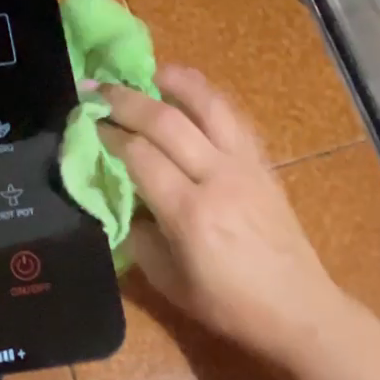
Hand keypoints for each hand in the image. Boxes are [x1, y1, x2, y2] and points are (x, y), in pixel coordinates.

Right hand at [95, 65, 356, 364]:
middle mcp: (218, 178)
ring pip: (208, 106)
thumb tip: (117, 197)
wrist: (296, 308)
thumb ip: (137, 234)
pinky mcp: (262, 164)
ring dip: (174, 82)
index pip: (139, 155)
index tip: (83, 123)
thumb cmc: (226, 303)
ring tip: (146, 71)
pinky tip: (188, 92)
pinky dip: (206, 97)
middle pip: (166, 122)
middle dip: (125, 100)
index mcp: (189, 213)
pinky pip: (232, 118)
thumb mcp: (166, 279)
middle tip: (94, 90)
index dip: (107, 134)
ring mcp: (245, 166)